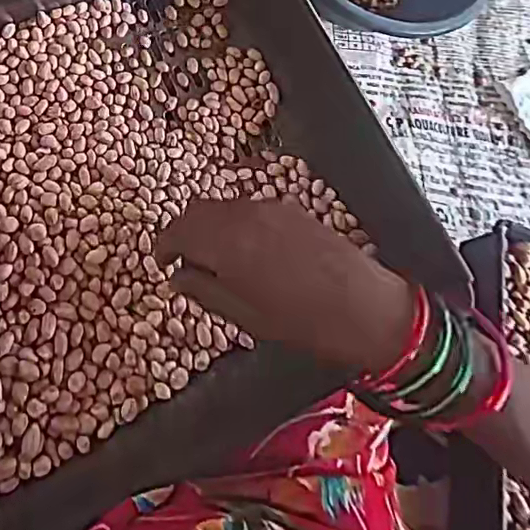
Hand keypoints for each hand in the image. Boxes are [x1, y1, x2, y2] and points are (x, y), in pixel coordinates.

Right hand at [155, 196, 413, 373]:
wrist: (369, 308)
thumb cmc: (304, 322)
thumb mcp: (245, 316)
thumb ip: (203, 290)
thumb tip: (177, 278)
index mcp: (225, 243)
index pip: (176, 232)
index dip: (162, 246)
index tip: (161, 262)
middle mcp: (241, 215)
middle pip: (194, 211)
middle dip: (182, 232)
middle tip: (183, 259)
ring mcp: (266, 207)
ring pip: (219, 207)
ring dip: (207, 226)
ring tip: (215, 256)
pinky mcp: (287, 207)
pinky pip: (244, 208)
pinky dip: (232, 222)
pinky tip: (245, 249)